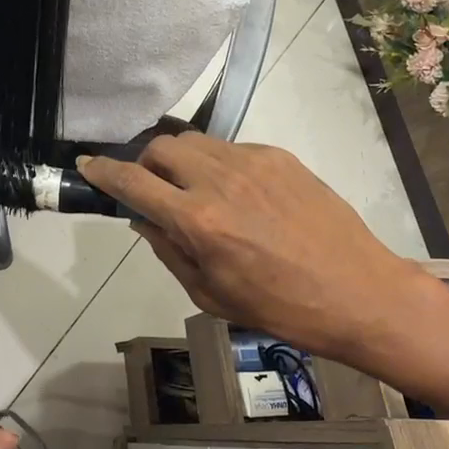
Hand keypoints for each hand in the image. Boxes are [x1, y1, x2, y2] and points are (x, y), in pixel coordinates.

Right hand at [77, 133, 428, 363]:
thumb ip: (167, 250)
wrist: (362, 294)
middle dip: (145, 163)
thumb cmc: (282, 308)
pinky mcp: (278, 155)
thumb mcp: (211, 295)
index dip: (103, 172)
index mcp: (198, 220)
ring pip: (193, 140)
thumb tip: (141, 217)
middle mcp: (218, 179)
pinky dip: (219, 164)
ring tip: (195, 188)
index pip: (132, 182)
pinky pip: (230, 148)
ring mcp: (251, 161)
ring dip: (180, 159)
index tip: (87, 165)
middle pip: (159, 147)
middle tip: (153, 188)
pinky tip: (239, 194)